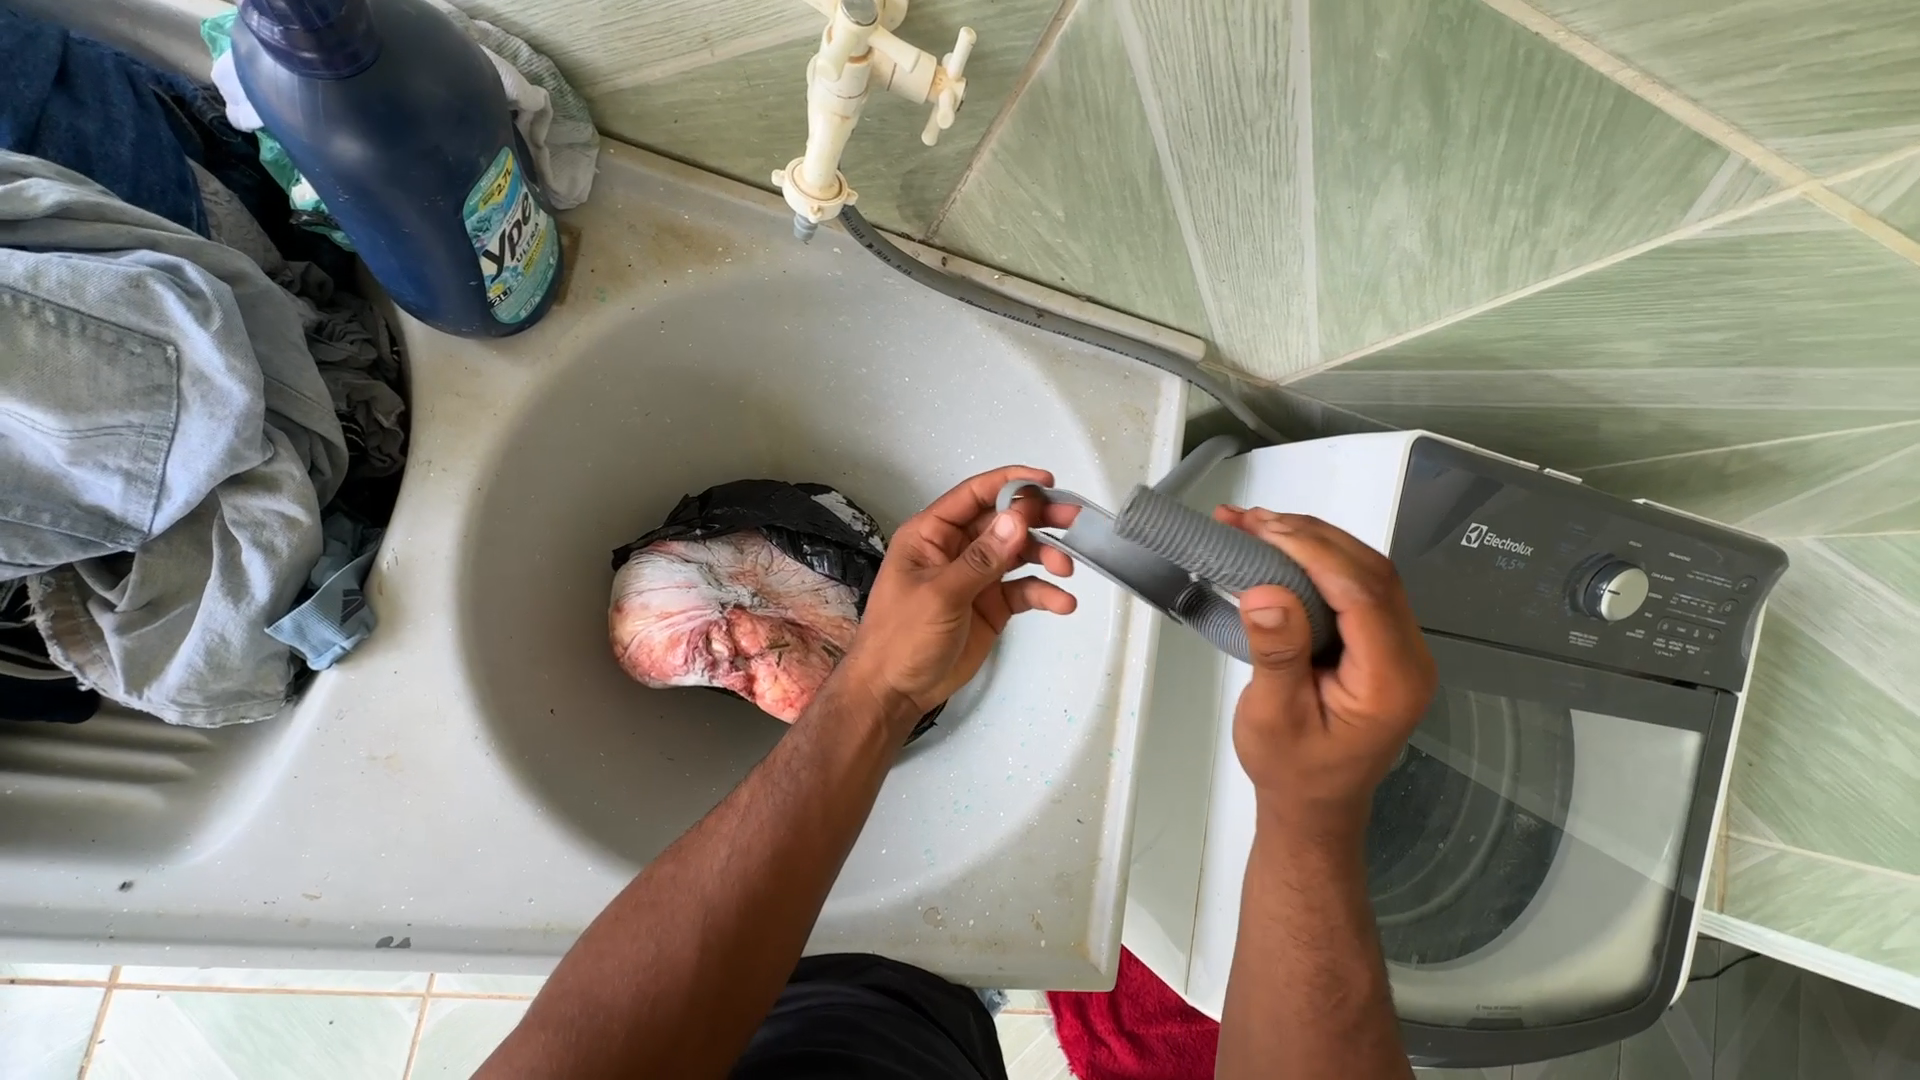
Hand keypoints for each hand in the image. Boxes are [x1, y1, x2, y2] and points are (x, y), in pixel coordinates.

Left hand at [835, 467, 1078, 728]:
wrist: (896, 691)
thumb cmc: (904, 635)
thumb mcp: (941, 594)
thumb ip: (982, 558)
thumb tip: (1018, 518)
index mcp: (932, 534)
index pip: (974, 496)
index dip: (1010, 484)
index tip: (1046, 482)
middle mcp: (956, 549)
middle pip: (1003, 522)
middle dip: (1038, 519)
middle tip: (1073, 520)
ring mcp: (976, 577)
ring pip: (1018, 553)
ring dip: (1045, 556)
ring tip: (1066, 568)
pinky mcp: (992, 605)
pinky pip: (1023, 590)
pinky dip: (1044, 593)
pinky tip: (1063, 603)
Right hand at [1213, 507, 1436, 838]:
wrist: (1312, 804)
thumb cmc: (1291, 769)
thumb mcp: (1274, 717)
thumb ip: (1278, 654)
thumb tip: (1266, 592)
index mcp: (1392, 679)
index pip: (1364, 594)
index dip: (1316, 553)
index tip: (1264, 529)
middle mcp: (1409, 657)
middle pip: (1371, 573)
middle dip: (1310, 536)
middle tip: (1251, 518)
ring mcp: (1398, 648)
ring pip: (1365, 572)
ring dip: (1312, 541)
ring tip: (1256, 523)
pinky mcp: (1379, 644)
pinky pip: (1355, 587)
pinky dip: (1316, 560)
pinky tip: (1279, 547)